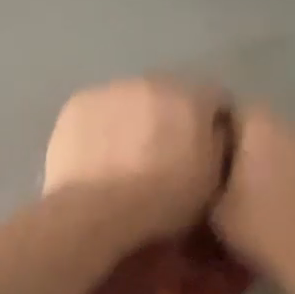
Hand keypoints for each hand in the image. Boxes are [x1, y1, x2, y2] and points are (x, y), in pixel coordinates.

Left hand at [43, 78, 227, 241]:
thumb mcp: (210, 184)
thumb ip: (217, 148)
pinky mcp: (77, 104)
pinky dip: (102, 127)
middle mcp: (153, 82)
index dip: (215, 126)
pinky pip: (99, 111)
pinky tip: (97, 155)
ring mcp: (110, 89)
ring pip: (132, 101)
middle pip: (170, 96)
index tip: (209, 152)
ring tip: (126, 158)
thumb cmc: (160, 202)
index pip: (217, 100)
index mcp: (193, 99)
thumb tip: (212, 134)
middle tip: (164, 156)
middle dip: (171, 119)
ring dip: (135, 120)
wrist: (95, 211)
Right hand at [213, 106, 294, 279]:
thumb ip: (210, 177)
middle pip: (270, 128)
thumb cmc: (264, 233)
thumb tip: (211, 167)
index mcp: (260, 127)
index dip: (223, 135)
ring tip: (282, 198)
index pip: (234, 112)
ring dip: (290, 161)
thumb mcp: (215, 210)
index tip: (216, 163)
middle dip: (257, 148)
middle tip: (246, 184)